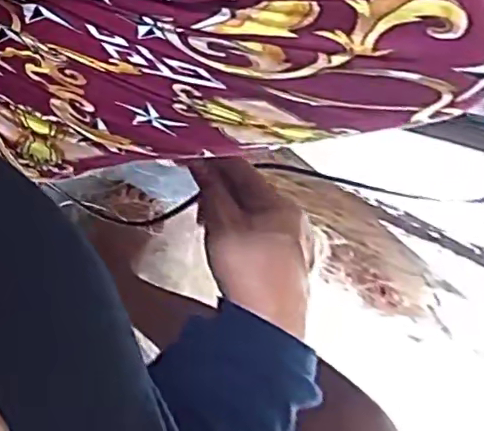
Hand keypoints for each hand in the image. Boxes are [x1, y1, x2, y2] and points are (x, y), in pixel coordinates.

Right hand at [189, 158, 314, 339]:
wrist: (268, 328)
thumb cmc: (246, 269)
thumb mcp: (221, 222)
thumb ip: (210, 186)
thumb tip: (197, 159)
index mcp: (282, 205)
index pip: (242, 168)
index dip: (213, 159)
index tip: (188, 155)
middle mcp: (294, 219)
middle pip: (248, 189)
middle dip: (218, 186)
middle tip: (194, 190)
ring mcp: (294, 241)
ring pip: (252, 209)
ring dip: (225, 206)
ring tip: (204, 218)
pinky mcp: (288, 260)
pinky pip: (258, 228)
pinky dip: (237, 223)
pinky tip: (222, 234)